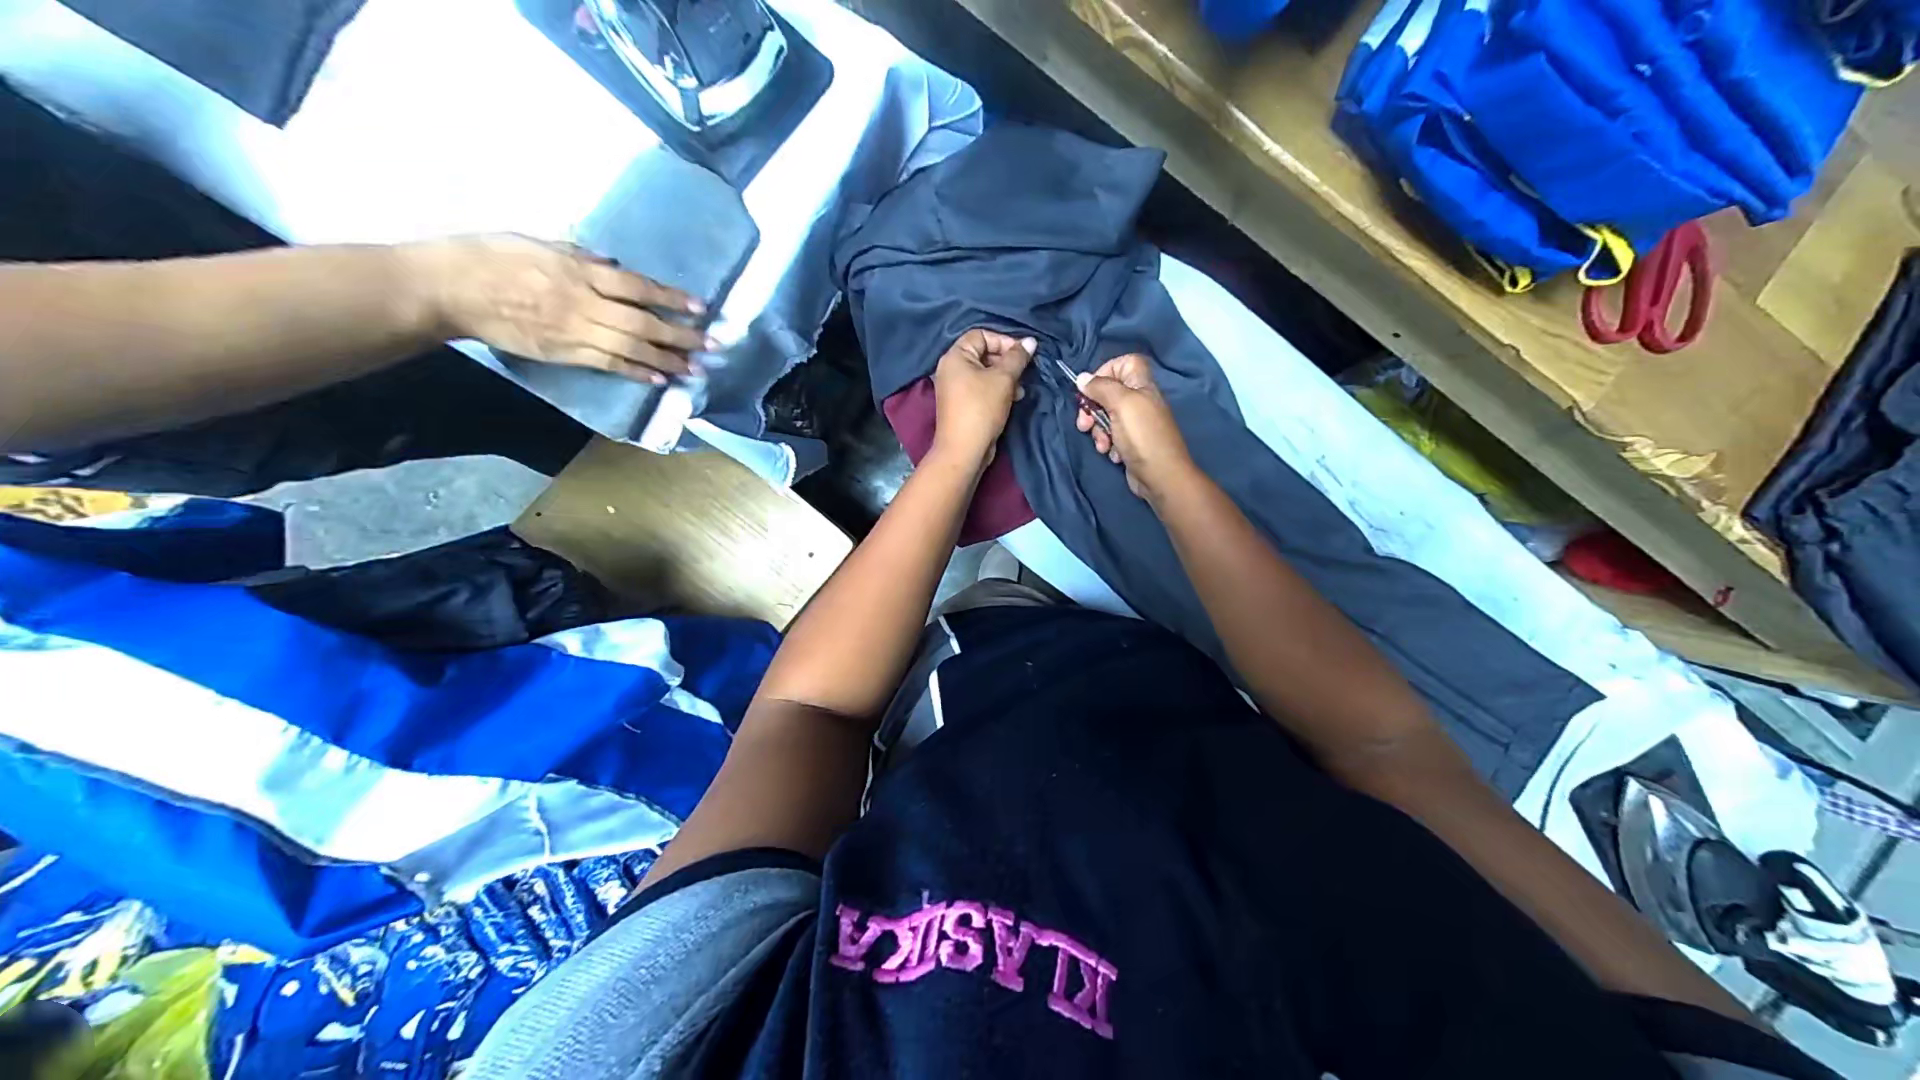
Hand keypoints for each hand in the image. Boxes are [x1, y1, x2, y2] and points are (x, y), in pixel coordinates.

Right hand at [404, 234, 713, 383]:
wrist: (448, 288)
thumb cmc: (489, 255)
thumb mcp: (538, 241)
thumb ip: (580, 255)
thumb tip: (616, 265)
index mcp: (579, 272)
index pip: (637, 287)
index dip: (671, 298)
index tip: (701, 307)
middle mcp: (584, 303)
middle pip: (643, 323)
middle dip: (681, 335)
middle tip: (714, 346)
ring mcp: (574, 332)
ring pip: (631, 349)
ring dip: (667, 360)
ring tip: (696, 369)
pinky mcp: (563, 354)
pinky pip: (607, 365)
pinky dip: (635, 372)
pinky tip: (659, 380)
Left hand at [931, 329, 1035, 466]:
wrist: (964, 449)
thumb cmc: (981, 408)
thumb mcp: (1003, 379)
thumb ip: (1017, 357)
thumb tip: (1030, 341)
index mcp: (955, 356)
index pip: (981, 335)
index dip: (1003, 341)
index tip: (1022, 354)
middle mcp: (951, 368)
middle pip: (983, 353)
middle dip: (1007, 361)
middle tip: (1023, 372)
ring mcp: (955, 387)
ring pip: (985, 372)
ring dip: (1005, 378)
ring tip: (1020, 390)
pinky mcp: (962, 404)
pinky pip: (981, 388)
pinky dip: (997, 390)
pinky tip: (1012, 399)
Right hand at [1075, 352, 1196, 502]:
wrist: (1160, 476)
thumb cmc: (1142, 436)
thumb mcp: (1121, 404)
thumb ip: (1101, 387)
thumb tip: (1082, 378)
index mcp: (1141, 384)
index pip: (1124, 363)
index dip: (1106, 371)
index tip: (1091, 388)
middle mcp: (1139, 400)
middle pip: (1107, 392)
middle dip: (1092, 408)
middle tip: (1084, 423)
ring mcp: (1135, 423)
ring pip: (1105, 417)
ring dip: (1098, 431)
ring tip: (1102, 444)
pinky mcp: (1130, 442)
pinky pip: (1111, 436)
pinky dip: (1108, 443)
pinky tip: (1113, 453)